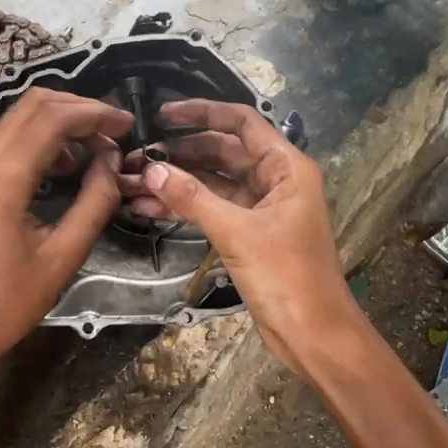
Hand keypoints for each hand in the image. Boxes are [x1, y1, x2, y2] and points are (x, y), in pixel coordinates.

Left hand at [0, 89, 132, 374]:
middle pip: (32, 105)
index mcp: (1, 179)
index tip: (127, 126)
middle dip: (79, 110)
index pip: (53, 118)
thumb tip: (113, 163)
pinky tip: (65, 165)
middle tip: (114, 132)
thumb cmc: (8, 303)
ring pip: (17, 119)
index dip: (95, 114)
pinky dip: (39, 141)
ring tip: (96, 150)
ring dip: (59, 123)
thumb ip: (95, 203)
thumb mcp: (63, 256)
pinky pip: (5, 142)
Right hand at [122, 99, 363, 379]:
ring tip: (134, 184)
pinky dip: (185, 209)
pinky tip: (150, 209)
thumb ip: (192, 198)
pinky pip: (213, 210)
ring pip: (214, 183)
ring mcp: (262, 209)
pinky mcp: (249, 235)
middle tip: (139, 156)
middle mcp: (276, 181)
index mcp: (286, 168)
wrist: (313, 333)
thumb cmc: (287, 276)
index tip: (164, 113)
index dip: (203, 113)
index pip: (242, 123)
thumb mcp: (237, 232)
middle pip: (223, 152)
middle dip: (181, 153)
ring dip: (178, 183)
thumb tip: (151, 169)